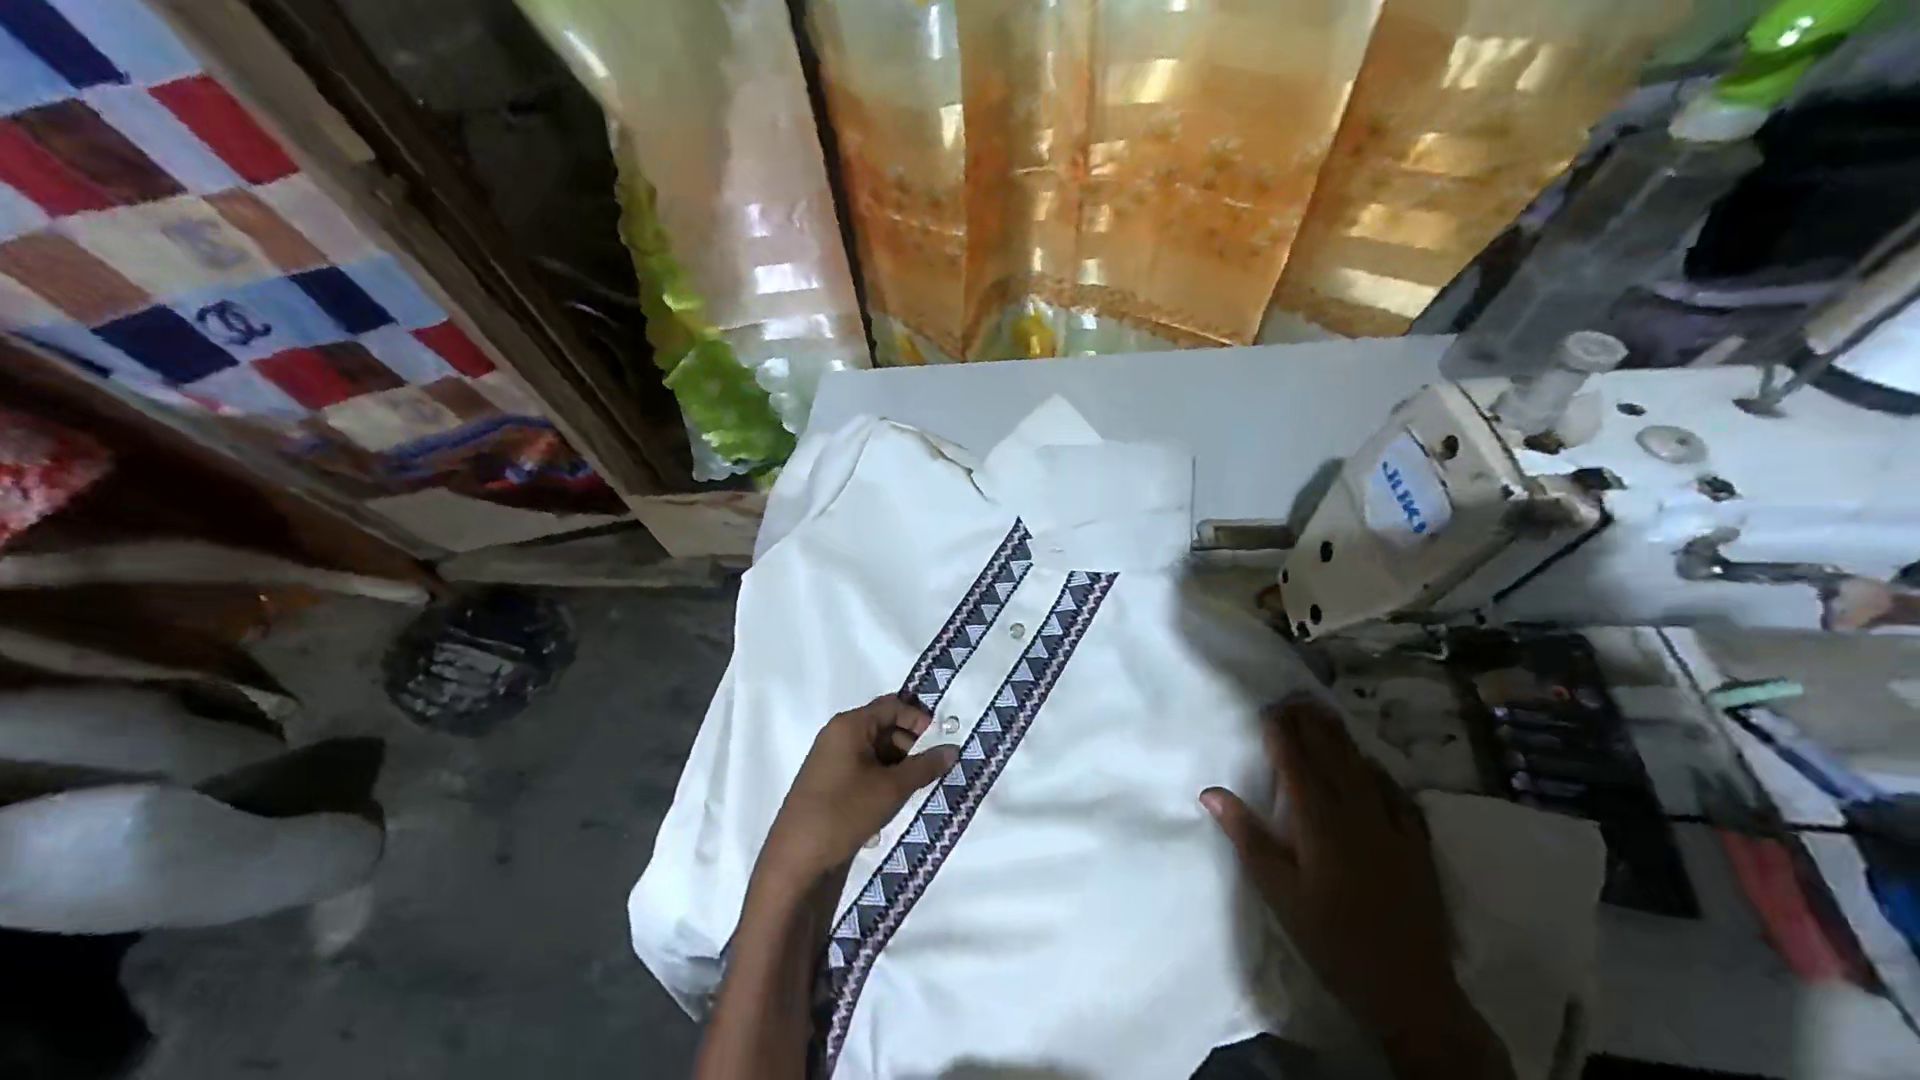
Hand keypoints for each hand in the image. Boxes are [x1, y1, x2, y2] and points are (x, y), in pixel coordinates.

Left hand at [759, 695, 958, 886]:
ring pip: (875, 750)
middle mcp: (838, 735)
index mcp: (849, 725)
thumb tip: (952, 749)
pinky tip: (896, 798)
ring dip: (899, 763)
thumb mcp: (892, 788)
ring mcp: (832, 759)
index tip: (940, 740)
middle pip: (884, 726)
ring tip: (918, 785)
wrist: (798, 859)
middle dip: (911, 743)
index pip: (891, 706)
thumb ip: (925, 766)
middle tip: (933, 766)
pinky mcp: (831, 782)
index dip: (918, 718)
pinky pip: (864, 768)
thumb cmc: (845, 812)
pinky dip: (884, 776)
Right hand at [1202, 697, 1508, 1078]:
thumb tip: (1210, 791)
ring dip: (1343, 740)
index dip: (1282, 733)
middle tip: (1296, 697)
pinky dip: (1380, 773)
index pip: (1296, 764)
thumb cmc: (1330, 937)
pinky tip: (1373, 766)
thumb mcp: (1277, 891)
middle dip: (1312, 725)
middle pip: (1332, 757)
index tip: (1269, 708)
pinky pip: (1398, 795)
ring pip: (1364, 770)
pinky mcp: (1416, 845)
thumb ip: (1246, 836)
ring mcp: (1392, 827)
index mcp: (1318, 822)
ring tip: (1326, 715)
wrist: (1408, 987)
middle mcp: (1357, 814)